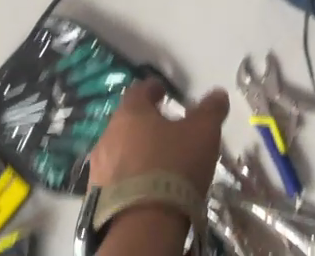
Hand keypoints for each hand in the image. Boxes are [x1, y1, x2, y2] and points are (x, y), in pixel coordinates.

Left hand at [89, 78, 229, 193]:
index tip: (163, 91)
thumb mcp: (203, 132)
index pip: (138, 91)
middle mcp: (108, 135)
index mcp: (131, 113)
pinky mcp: (96, 198)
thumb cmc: (174, 166)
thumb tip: (217, 94)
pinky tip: (145, 185)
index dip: (152, 89)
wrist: (143, 225)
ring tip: (156, 160)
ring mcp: (99, 168)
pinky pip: (115, 178)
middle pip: (126, 121)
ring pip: (119, 150)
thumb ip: (210, 109)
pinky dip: (129, 176)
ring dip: (135, 151)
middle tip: (164, 128)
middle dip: (144, 122)